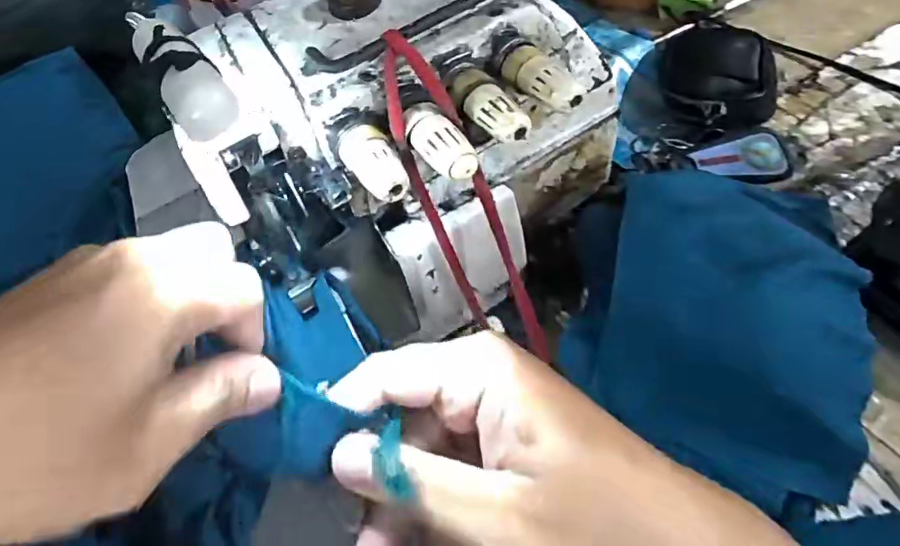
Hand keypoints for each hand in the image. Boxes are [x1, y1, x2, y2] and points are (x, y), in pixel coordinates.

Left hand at [0, 223, 280, 545]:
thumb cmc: (41, 457)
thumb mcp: (145, 446)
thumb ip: (216, 398)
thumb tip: (265, 377)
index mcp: (160, 286)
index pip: (243, 283)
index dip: (256, 333)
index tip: (239, 383)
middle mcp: (125, 254)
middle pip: (205, 256)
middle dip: (220, 305)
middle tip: (201, 371)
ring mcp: (81, 259)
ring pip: (162, 259)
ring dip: (178, 302)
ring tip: (154, 374)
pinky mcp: (48, 275)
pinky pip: (119, 272)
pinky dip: (138, 302)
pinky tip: (105, 362)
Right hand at [326, 334, 796, 545]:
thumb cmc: (598, 528)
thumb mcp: (500, 518)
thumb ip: (413, 482)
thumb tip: (334, 455)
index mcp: (474, 370)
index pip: (384, 375)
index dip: (341, 413)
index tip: (301, 457)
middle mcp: (477, 378)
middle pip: (400, 414)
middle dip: (374, 471)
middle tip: (350, 530)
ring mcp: (493, 413)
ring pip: (422, 446)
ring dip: (400, 497)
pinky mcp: (508, 447)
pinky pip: (454, 467)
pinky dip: (432, 505)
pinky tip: (411, 539)